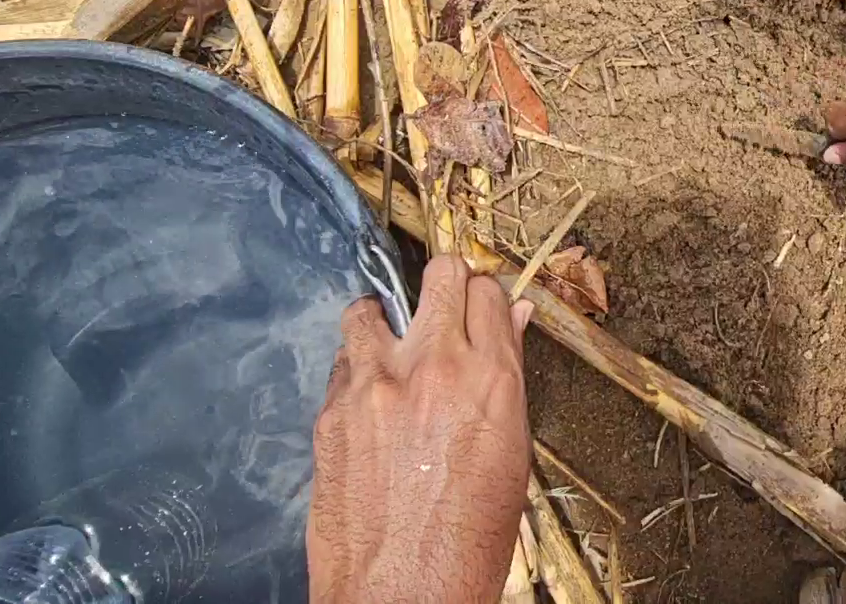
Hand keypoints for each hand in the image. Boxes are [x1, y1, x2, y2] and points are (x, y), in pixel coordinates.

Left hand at [308, 255, 533, 603]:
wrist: (406, 595)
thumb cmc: (474, 528)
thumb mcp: (514, 443)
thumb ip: (508, 369)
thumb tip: (514, 317)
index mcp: (490, 375)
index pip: (489, 291)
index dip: (487, 295)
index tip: (481, 305)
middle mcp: (433, 366)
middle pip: (441, 275)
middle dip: (448, 281)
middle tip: (444, 304)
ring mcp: (375, 386)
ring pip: (370, 306)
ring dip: (385, 317)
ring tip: (390, 341)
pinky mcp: (332, 414)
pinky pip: (342, 363)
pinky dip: (358, 367)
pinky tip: (370, 396)